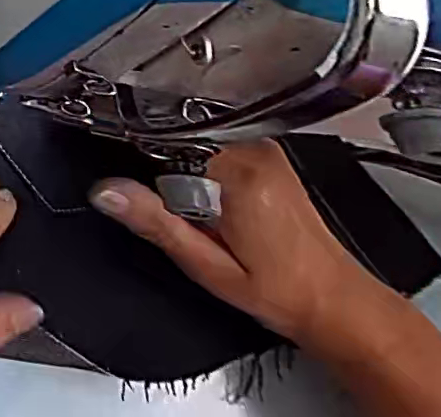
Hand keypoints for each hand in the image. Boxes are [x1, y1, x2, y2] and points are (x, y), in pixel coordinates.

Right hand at [93, 143, 440, 416]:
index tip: (166, 205)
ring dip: (188, 168)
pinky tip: (221, 199)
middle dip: (171, 172)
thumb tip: (107, 191)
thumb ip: (155, 221)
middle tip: (194, 218)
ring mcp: (263, 146)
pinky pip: (216, 142)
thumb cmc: (279, 291)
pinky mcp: (267, 149)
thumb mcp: (206, 266)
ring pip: (196, 140)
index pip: (166, 147)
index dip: (152, 174)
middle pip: (181, 140)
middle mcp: (255, 151)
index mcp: (239, 175)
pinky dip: (206, 165)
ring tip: (210, 210)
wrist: (333, 299)